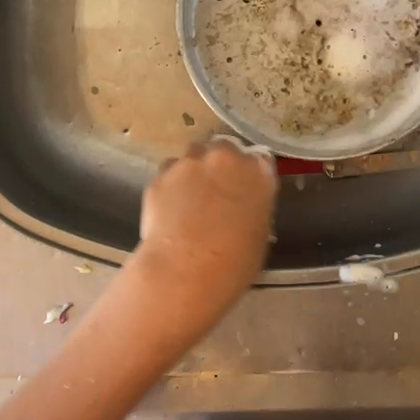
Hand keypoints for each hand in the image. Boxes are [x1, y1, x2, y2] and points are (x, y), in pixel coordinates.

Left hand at [125, 139, 277, 345]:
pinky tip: (169, 211)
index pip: (259, 160)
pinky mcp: (160, 176)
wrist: (186, 270)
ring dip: (193, 171)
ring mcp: (189, 163)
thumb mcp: (259, 234)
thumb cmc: (234, 262)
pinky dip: (170, 187)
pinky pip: (168, 174)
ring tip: (188, 200)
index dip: (249, 174)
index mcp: (257, 172)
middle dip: (219, 165)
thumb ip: (253, 207)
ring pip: (191, 156)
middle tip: (215, 192)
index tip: (244, 188)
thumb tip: (242, 207)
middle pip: (223, 149)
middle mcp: (224, 158)